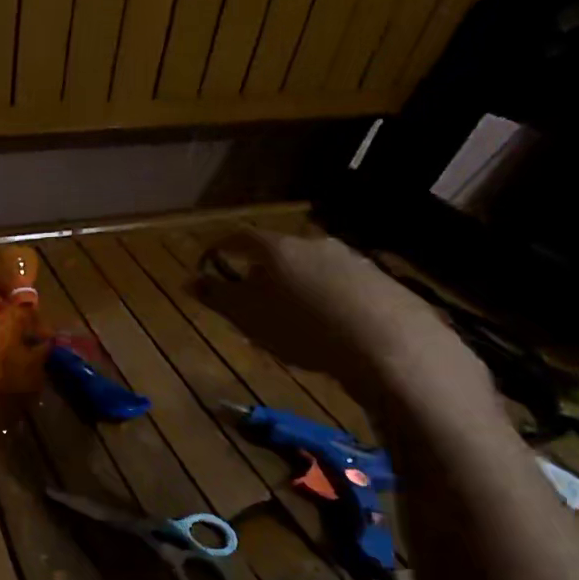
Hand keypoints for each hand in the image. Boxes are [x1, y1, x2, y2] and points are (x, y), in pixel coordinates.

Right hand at [193, 230, 491, 408]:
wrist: (387, 342)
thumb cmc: (300, 327)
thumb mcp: (245, 316)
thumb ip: (215, 296)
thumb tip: (190, 280)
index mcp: (276, 249)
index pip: (239, 237)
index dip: (220, 247)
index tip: (208, 262)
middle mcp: (313, 244)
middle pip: (277, 251)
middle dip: (259, 270)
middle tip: (248, 297)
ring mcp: (351, 259)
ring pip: (309, 266)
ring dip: (293, 284)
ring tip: (286, 315)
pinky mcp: (379, 279)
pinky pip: (338, 282)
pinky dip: (322, 296)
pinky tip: (324, 324)